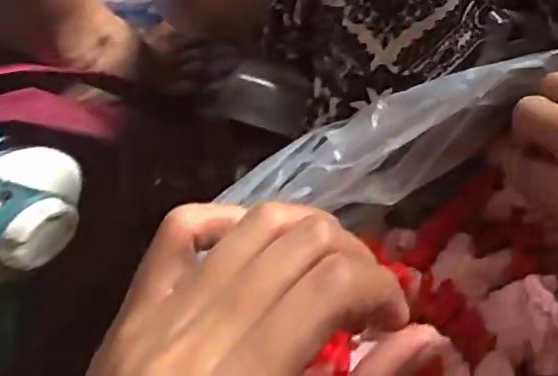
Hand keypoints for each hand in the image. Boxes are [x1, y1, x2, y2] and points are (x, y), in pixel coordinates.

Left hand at [89, 203, 442, 375]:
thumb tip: (429, 336)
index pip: (331, 287)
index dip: (381, 288)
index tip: (396, 320)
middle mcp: (196, 336)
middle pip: (304, 241)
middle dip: (356, 258)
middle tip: (367, 300)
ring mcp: (156, 318)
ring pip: (257, 220)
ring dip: (309, 230)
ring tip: (327, 266)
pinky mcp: (129, 315)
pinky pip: (182, 229)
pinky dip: (228, 221)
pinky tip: (256, 250)